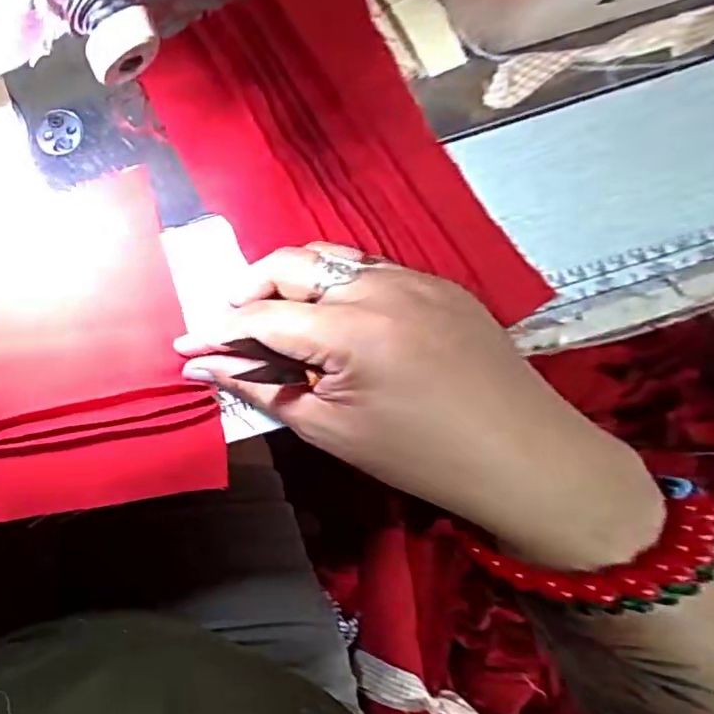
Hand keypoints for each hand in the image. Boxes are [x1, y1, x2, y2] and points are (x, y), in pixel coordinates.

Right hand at [177, 245, 662, 570]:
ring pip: (329, 256)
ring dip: (291, 277)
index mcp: (349, 331)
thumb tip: (206, 366)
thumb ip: (260, 388)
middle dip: (248, 287)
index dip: (219, 331)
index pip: (261, 315)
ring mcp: (414, 279)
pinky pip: (368, 268)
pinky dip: (334, 284)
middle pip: (290, 262)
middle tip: (230, 323)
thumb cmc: (415, 455)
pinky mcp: (437, 284)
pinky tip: (333, 317)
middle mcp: (379, 288)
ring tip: (275, 313)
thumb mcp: (327, 429)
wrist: (524, 457)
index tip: (189, 344)